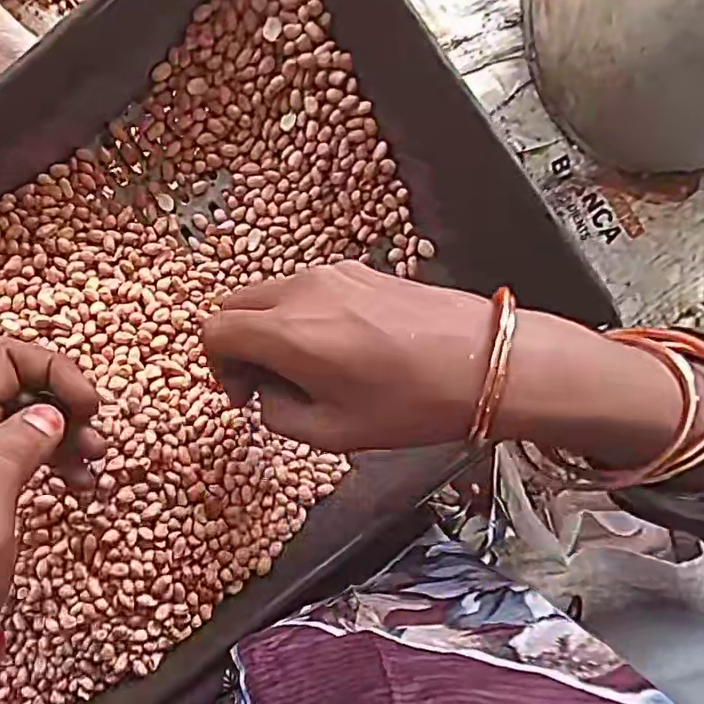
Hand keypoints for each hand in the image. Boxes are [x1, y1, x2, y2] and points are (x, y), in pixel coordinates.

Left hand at [0, 338, 104, 670]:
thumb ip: (10, 454)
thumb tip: (50, 412)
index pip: (3, 358)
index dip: (53, 368)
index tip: (89, 407)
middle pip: (19, 380)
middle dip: (66, 399)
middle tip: (97, 442)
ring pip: (28, 413)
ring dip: (69, 429)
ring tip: (95, 464)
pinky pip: (26, 447)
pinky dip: (58, 455)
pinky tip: (79, 482)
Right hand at [201, 261, 494, 451]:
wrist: (489, 361)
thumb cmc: (413, 405)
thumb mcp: (333, 434)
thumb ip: (276, 415)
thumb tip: (265, 394)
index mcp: (288, 333)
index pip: (214, 330)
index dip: (216, 366)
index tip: (245, 393)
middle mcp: (300, 291)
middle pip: (234, 305)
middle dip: (237, 345)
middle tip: (266, 381)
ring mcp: (330, 273)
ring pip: (267, 294)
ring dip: (267, 328)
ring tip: (306, 366)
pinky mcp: (356, 269)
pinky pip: (303, 288)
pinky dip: (297, 314)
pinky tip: (336, 345)